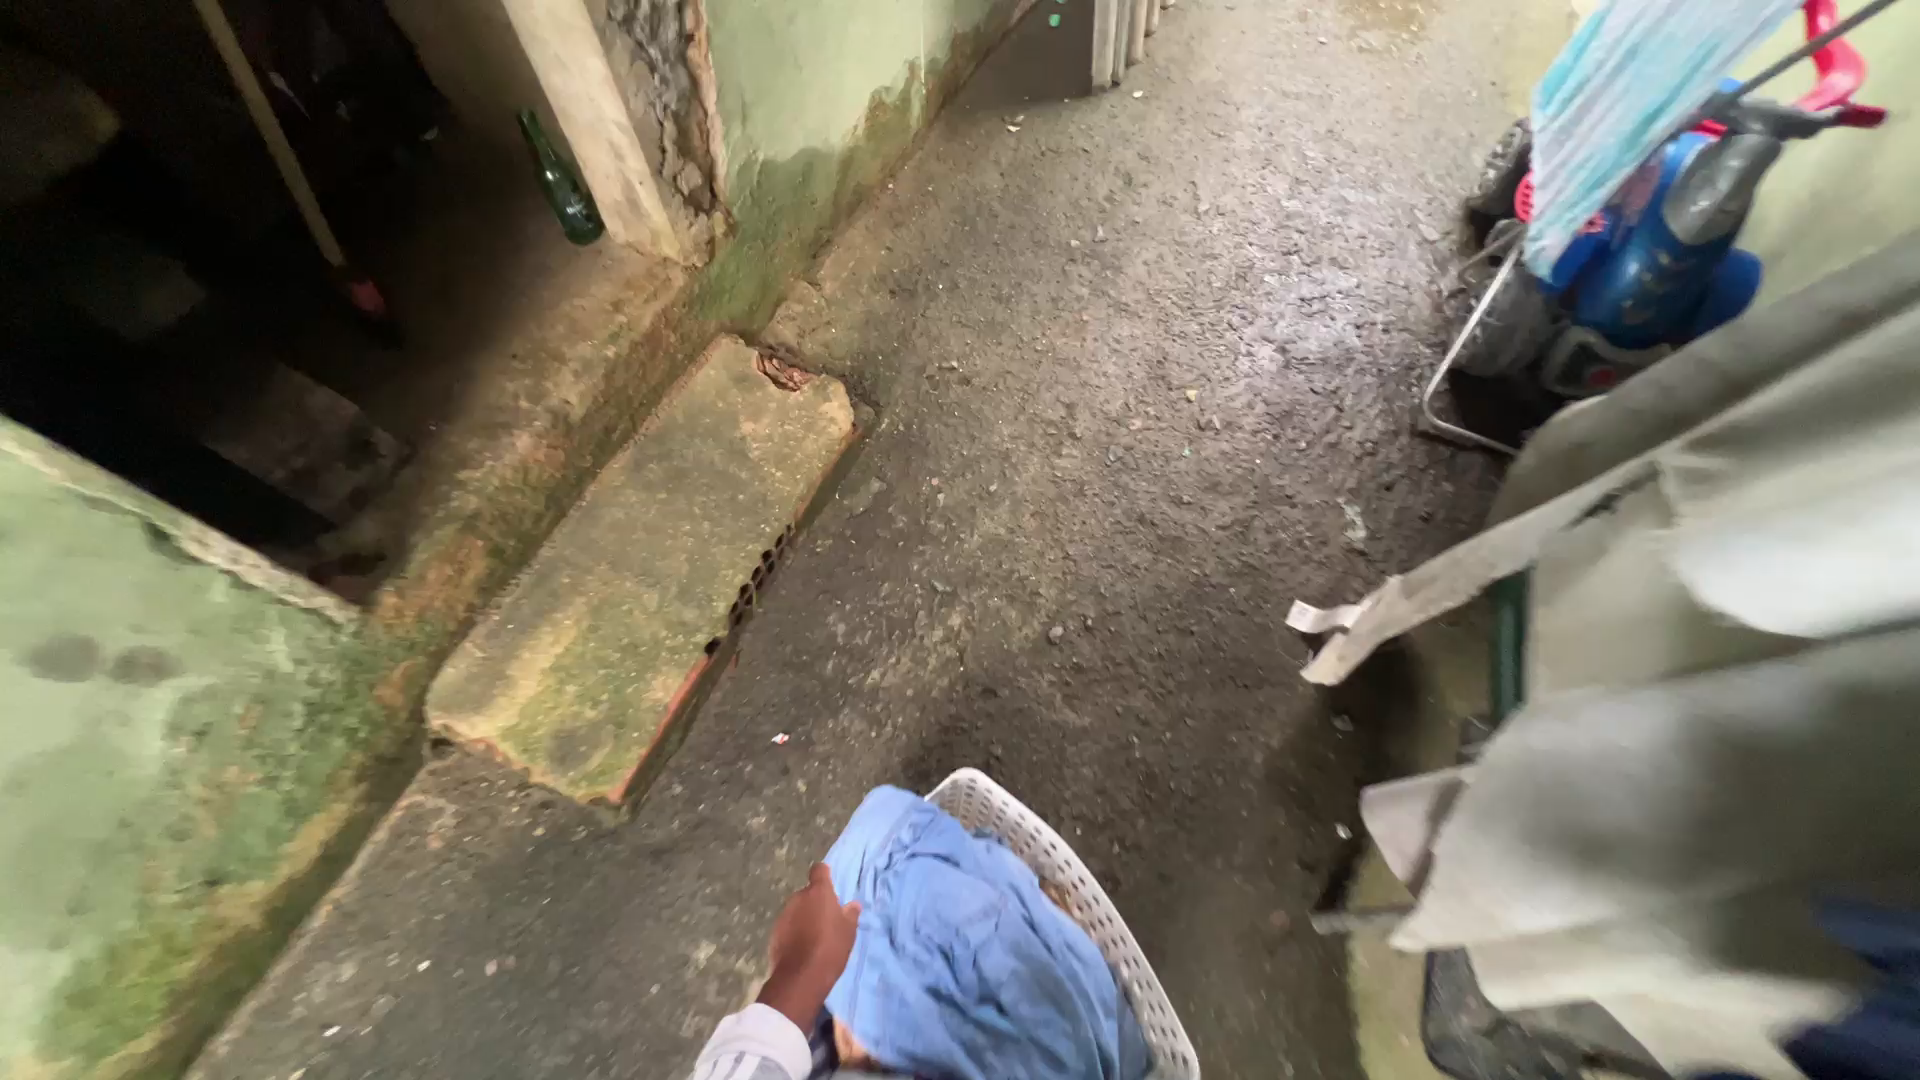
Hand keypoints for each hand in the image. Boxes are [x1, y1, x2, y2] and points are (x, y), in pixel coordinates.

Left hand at [756, 863, 861, 1027]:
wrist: (800, 978)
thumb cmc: (830, 948)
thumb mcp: (848, 931)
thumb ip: (850, 914)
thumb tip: (853, 904)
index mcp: (819, 892)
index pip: (819, 870)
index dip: (824, 874)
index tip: (829, 883)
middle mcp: (798, 898)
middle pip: (807, 893)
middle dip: (815, 903)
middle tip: (825, 920)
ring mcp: (784, 915)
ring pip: (797, 910)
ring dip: (803, 917)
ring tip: (813, 937)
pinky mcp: (774, 933)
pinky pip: (787, 926)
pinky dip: (793, 932)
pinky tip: (801, 948)